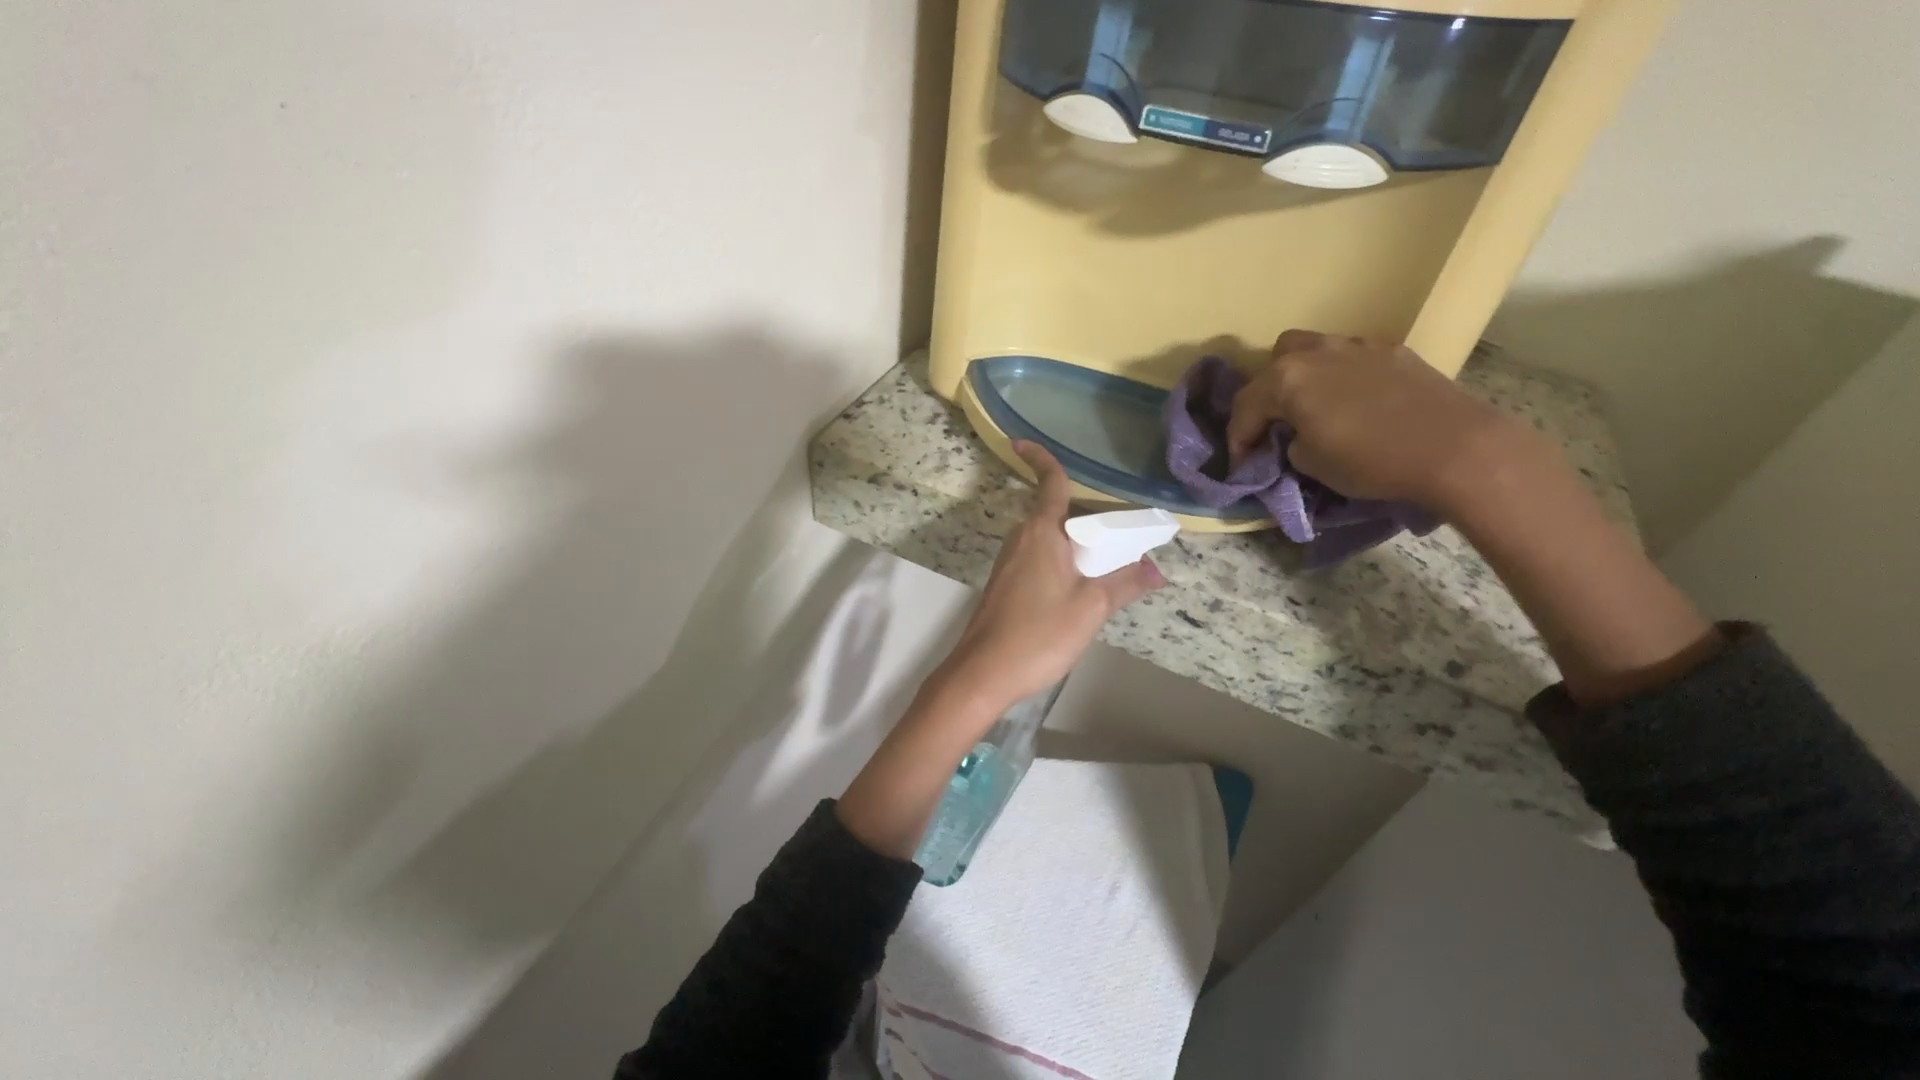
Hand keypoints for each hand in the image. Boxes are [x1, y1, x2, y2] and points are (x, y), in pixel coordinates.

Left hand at [934, 441, 1164, 711]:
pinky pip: (1040, 561)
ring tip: (1108, 568)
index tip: (1022, 440)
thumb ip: (1125, 584)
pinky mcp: (1004, 587)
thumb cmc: (1038, 633)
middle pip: (1056, 515)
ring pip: (1048, 541)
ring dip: (1075, 546)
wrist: (982, 674)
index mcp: (1041, 533)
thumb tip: (1156, 569)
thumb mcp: (1091, 608)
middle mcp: (1021, 540)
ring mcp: (1009, 565)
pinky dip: (1062, 564)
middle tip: (1121, 536)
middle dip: (1086, 520)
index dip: (1040, 458)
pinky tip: (1079, 593)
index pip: (1048, 484)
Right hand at [1225, 330, 1543, 515]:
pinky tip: (1358, 405)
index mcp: (1287, 380)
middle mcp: (1317, 352)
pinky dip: (1344, 379)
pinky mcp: (1395, 353)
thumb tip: (1296, 438)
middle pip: (1276, 363)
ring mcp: (1359, 347)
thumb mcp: (1312, 466)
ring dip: (1306, 378)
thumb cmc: (1371, 461)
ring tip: (1316, 409)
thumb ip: (1292, 445)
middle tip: (1277, 426)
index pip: (1245, 406)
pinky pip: (1353, 359)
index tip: (1241, 466)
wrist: (1454, 447)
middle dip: (1268, 394)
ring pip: (1316, 351)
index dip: (1238, 440)